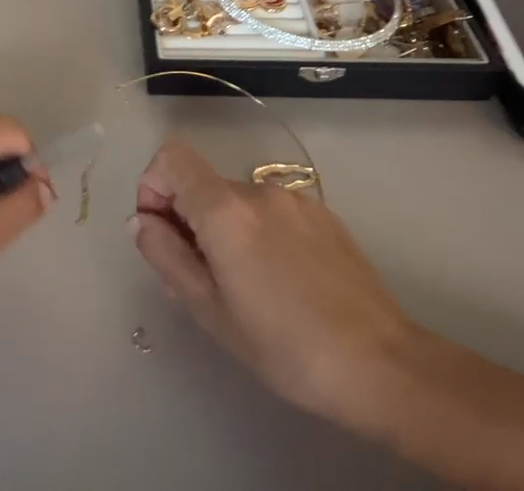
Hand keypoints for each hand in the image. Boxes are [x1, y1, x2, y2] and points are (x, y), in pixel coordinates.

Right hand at [129, 140, 418, 423]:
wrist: (380, 365)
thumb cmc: (284, 346)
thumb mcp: (209, 309)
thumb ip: (166, 256)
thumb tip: (142, 222)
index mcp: (225, 210)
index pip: (171, 158)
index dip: (152, 186)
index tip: (159, 233)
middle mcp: (259, 192)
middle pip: (203, 183)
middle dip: (187, 218)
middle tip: (198, 278)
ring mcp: (297, 201)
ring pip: (238, 201)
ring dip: (224, 230)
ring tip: (242, 286)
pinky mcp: (325, 217)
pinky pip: (272, 213)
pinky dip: (258, 234)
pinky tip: (279, 282)